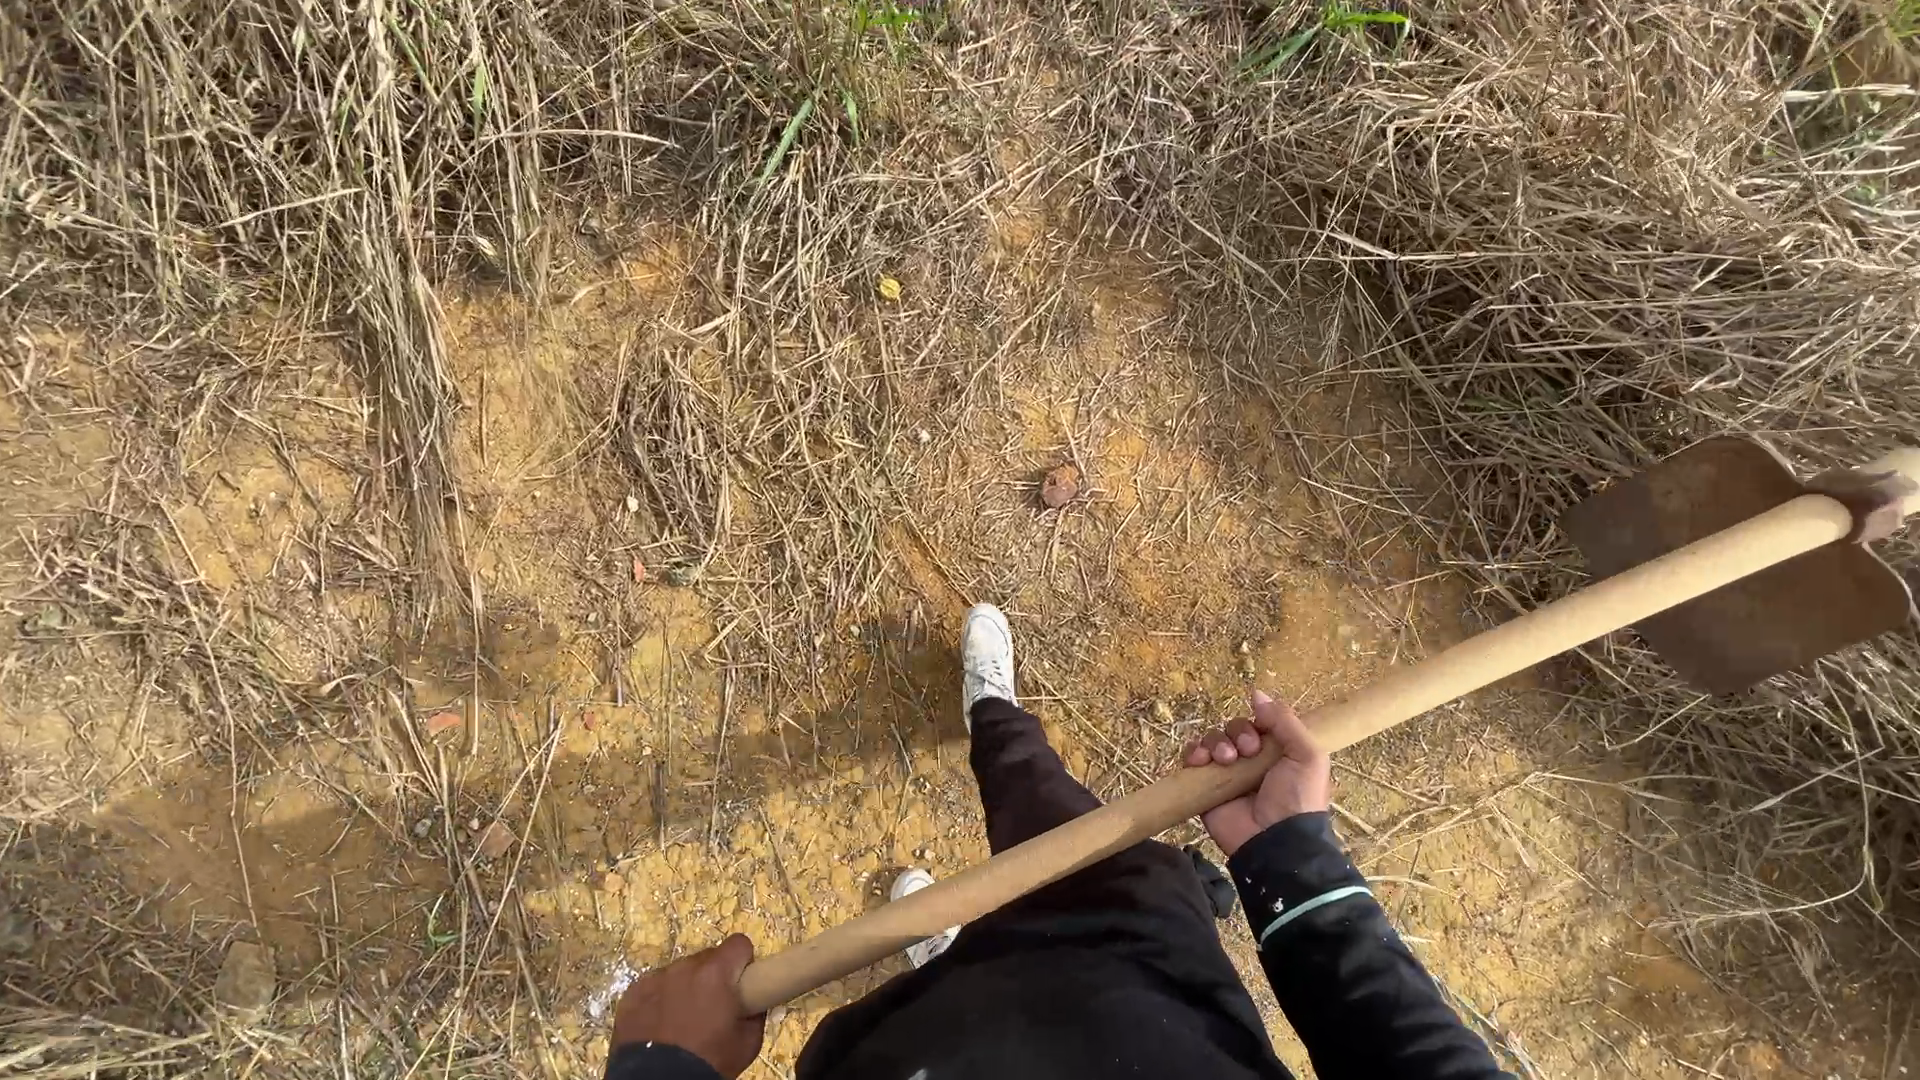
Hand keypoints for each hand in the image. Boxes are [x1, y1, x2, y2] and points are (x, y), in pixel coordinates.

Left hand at [610, 934, 764, 1077]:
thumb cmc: (708, 1064)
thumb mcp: (748, 1043)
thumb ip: (755, 1014)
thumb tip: (755, 1003)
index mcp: (717, 973)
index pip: (739, 943)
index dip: (743, 961)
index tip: (741, 982)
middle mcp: (685, 967)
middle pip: (707, 958)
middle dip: (713, 977)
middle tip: (712, 1008)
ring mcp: (656, 978)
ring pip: (680, 972)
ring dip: (685, 987)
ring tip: (681, 1020)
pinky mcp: (632, 994)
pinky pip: (654, 987)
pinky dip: (659, 1000)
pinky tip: (659, 1026)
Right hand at [1181, 689, 1330, 856]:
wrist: (1275, 841)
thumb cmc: (1297, 798)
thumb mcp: (1307, 755)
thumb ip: (1284, 721)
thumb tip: (1256, 693)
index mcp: (1275, 754)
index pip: (1256, 725)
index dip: (1255, 725)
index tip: (1259, 737)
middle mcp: (1250, 762)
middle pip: (1232, 729)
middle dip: (1236, 734)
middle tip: (1245, 751)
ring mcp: (1225, 774)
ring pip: (1212, 740)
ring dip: (1216, 743)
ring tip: (1225, 759)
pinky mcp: (1204, 787)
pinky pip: (1191, 759)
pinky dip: (1193, 754)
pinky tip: (1201, 761)